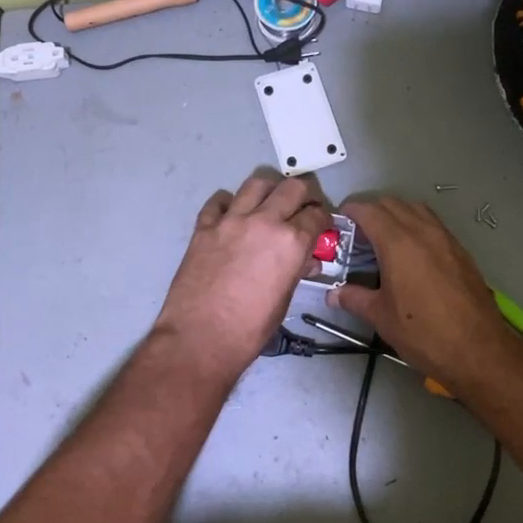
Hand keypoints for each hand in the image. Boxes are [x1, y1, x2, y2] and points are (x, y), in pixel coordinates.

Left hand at [153, 170, 326, 379]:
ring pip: (256, 183)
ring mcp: (231, 220)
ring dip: (269, 189)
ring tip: (270, 202)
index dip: (323, 218)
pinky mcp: (204, 227)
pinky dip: (229, 203)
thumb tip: (306, 259)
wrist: (199, 338)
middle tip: (302, 206)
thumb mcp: (284, 301)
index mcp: (291, 242)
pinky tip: (232, 215)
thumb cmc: (249, 329)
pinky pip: (219, 201)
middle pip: (292, 188)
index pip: (316, 215)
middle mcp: (264, 221)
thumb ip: (296, 271)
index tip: (321, 224)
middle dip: (304, 194)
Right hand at [327, 196, 519, 392]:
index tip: (340, 219)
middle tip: (358, 233)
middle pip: (391, 203)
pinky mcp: (460, 248)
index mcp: (397, 242)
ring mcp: (444, 236)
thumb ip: (354, 298)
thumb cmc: (423, 332)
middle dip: (371, 210)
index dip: (351, 210)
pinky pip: (432, 222)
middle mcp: (421, 230)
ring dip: (396, 213)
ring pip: (415, 208)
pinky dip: (416, 224)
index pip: (368, 210)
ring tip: (385, 238)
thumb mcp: (381, 317)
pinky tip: (412, 251)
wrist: (477, 348)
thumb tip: (333, 294)